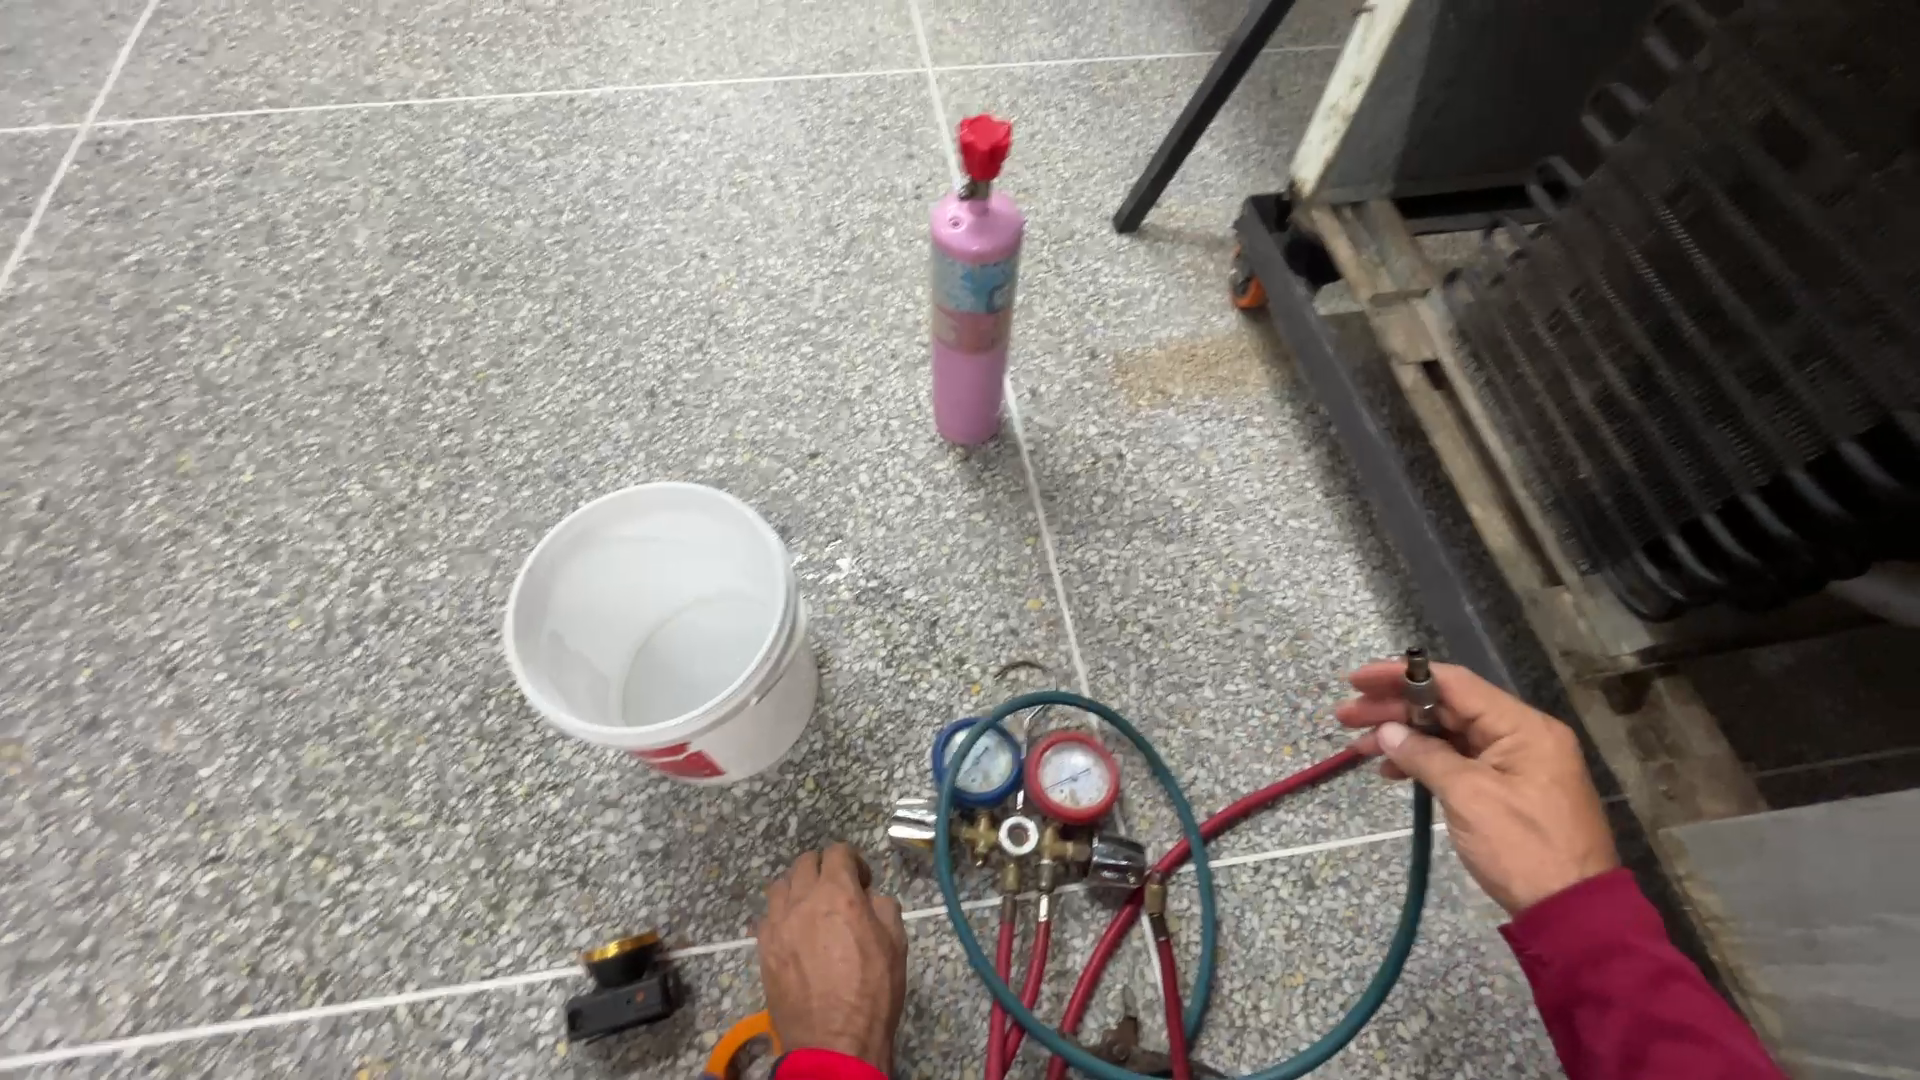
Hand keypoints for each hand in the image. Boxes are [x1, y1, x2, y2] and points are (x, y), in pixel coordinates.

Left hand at [756, 844, 907, 1072]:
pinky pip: (766, 916)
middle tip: (837, 890)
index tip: (862, 881)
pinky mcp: (764, 950)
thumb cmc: (873, 991)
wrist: (835, 1043)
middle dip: (824, 868)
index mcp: (838, 893)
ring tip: (810, 907)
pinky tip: (793, 932)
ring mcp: (778, 925)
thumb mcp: (896, 941)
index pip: (837, 852)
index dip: (853, 860)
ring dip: (798, 887)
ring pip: (780, 885)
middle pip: (805, 862)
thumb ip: (882, 905)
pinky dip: (780, 914)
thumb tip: (867, 897)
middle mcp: (803, 900)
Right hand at [1336, 660, 1618, 915]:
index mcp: (1522, 727)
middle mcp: (1520, 735)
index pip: (1452, 683)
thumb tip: (1386, 731)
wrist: (1574, 915)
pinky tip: (1391, 770)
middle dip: (1392, 709)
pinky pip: (1456, 759)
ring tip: (1358, 746)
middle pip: (1444, 706)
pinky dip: (1421, 760)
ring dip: (1401, 736)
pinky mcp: (1505, 787)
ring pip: (1445, 733)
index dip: (1400, 676)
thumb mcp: (1468, 797)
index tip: (1357, 681)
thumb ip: (1424, 755)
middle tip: (1346, 716)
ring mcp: (1513, 762)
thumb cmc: (1523, 848)